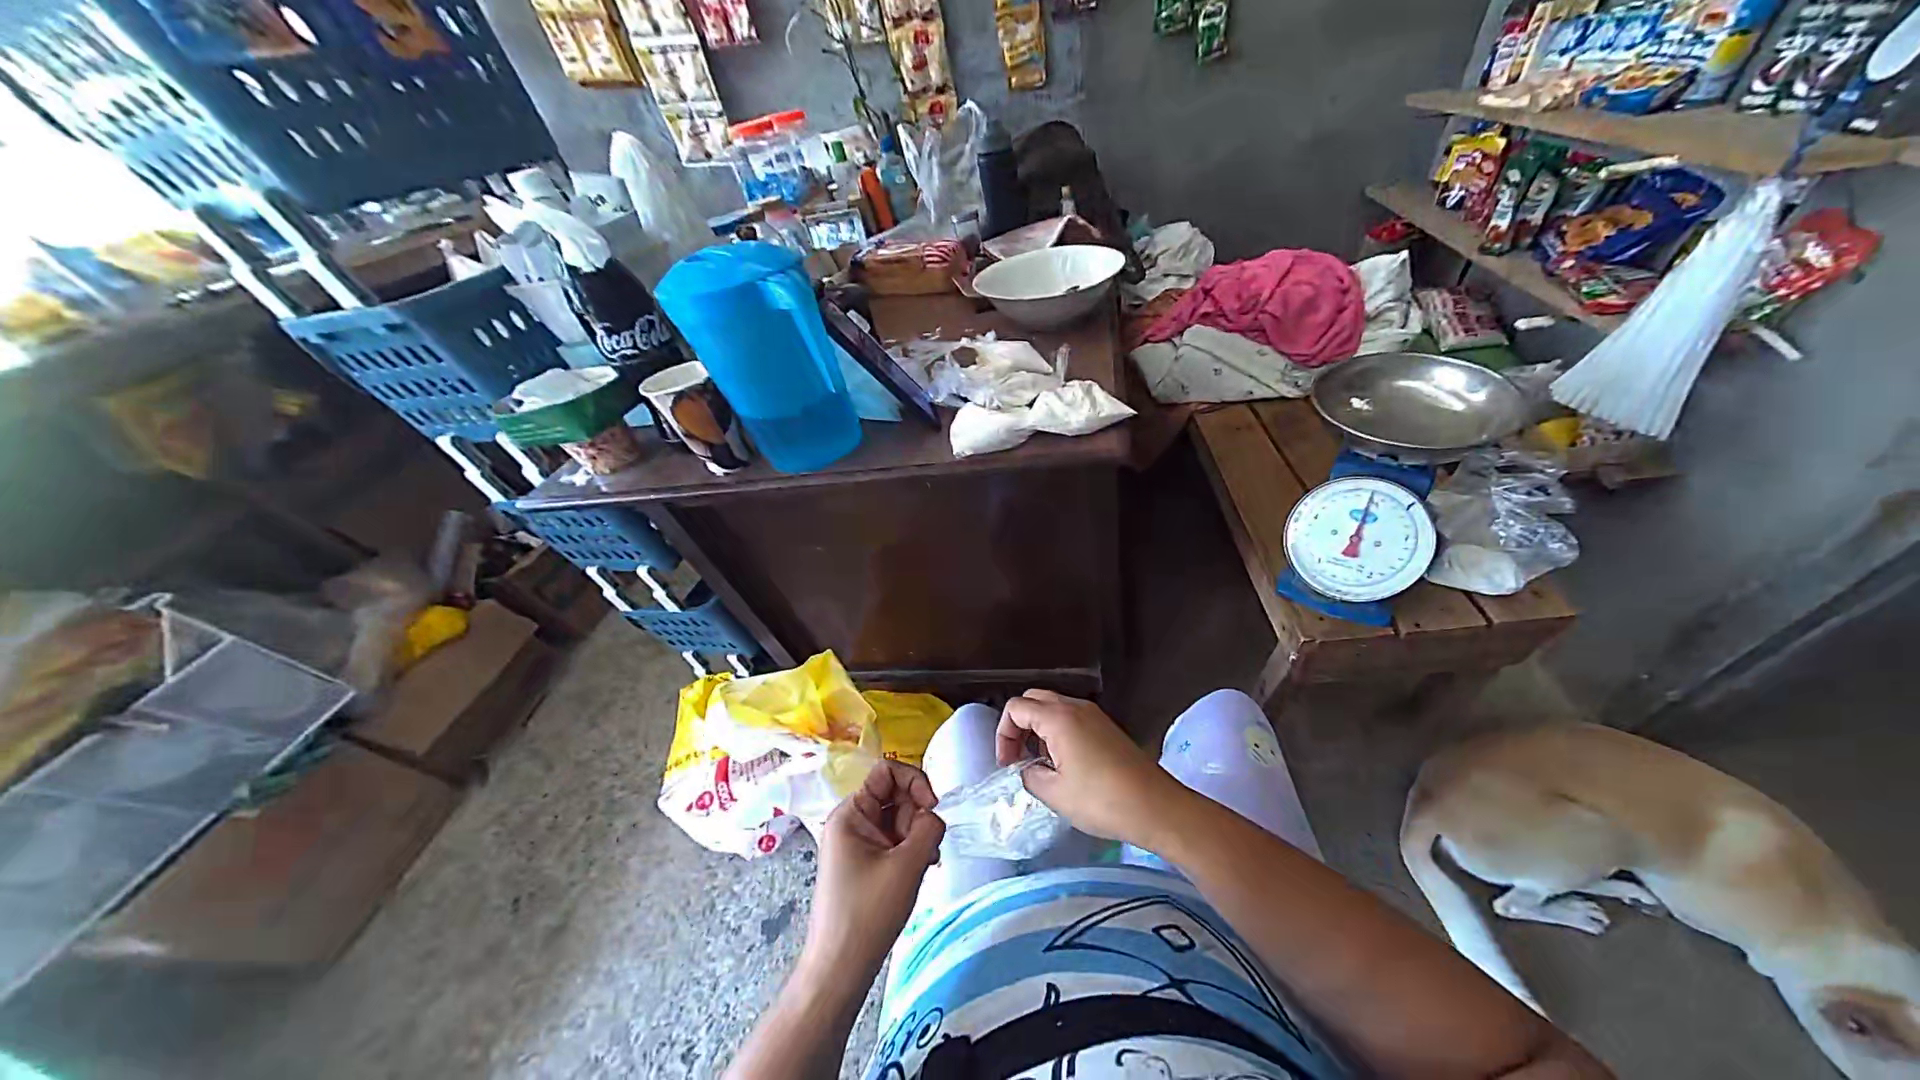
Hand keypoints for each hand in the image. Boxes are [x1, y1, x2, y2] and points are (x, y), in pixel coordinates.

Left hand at [802, 760, 944, 981]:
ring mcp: (857, 843)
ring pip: (898, 820)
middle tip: (927, 848)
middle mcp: (851, 822)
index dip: (915, 781)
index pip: (887, 771)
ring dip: (918, 836)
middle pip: (895, 795)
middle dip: (918, 815)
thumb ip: (929, 828)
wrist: (840, 968)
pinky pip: (894, 841)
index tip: (932, 808)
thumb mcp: (907, 864)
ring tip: (924, 865)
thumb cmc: (867, 914)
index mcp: (850, 813)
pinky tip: (918, 872)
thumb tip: (935, 815)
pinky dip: (911, 851)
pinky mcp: (864, 863)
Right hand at [996, 690, 1186, 846]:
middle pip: (1034, 700)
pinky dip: (1058, 733)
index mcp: (1059, 717)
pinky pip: (1072, 719)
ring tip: (1040, 763)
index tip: (1008, 764)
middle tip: (1018, 757)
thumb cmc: (1102, 800)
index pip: (1016, 708)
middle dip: (1019, 726)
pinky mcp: (1108, 729)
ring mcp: (1095, 716)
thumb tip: (1028, 768)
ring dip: (1039, 729)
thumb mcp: (1054, 793)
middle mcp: (1076, 707)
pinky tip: (1064, 764)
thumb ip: (1029, 774)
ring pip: (1054, 708)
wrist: (1157, 808)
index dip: (1004, 734)